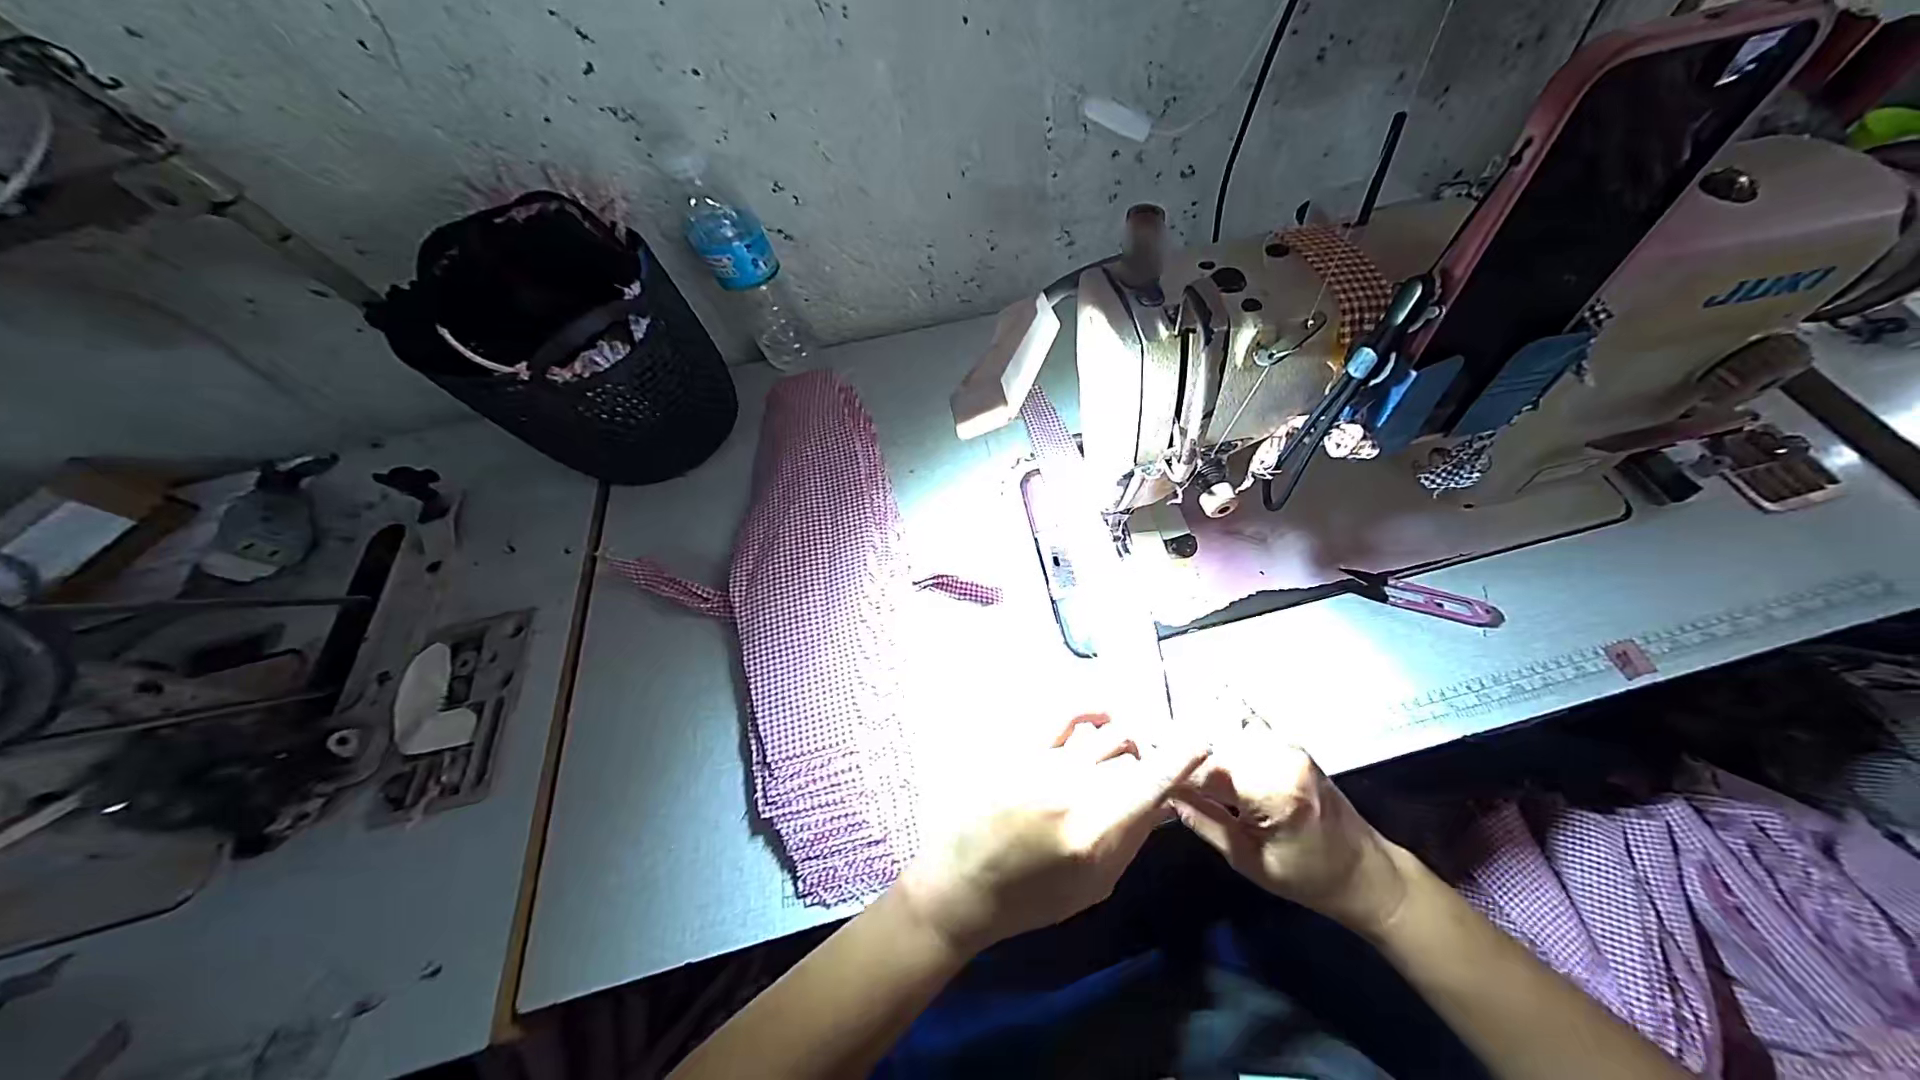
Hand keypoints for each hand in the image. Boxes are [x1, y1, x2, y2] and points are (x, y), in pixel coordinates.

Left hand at [893, 715, 1209, 953]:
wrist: (963, 885)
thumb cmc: (1032, 898)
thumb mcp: (1095, 886)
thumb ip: (1130, 840)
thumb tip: (1158, 802)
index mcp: (1096, 830)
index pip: (1152, 782)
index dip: (1182, 757)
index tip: (1201, 740)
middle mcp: (1074, 789)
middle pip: (1129, 753)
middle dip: (1147, 758)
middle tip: (1144, 773)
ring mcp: (1043, 763)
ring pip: (1103, 733)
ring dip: (1122, 741)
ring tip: (1119, 755)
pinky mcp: (1018, 749)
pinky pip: (1062, 716)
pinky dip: (1089, 712)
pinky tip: (1098, 718)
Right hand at [1170, 722, 1408, 935]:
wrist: (1367, 872)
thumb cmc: (1308, 877)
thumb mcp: (1248, 860)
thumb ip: (1204, 822)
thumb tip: (1165, 794)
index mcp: (1272, 792)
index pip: (1205, 769)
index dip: (1172, 771)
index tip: (1146, 771)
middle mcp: (1281, 758)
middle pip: (1213, 743)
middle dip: (1182, 752)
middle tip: (1153, 759)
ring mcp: (1289, 747)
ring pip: (1227, 730)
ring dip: (1200, 741)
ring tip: (1175, 752)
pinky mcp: (1292, 745)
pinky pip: (1248, 727)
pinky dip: (1224, 729)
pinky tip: (1207, 738)